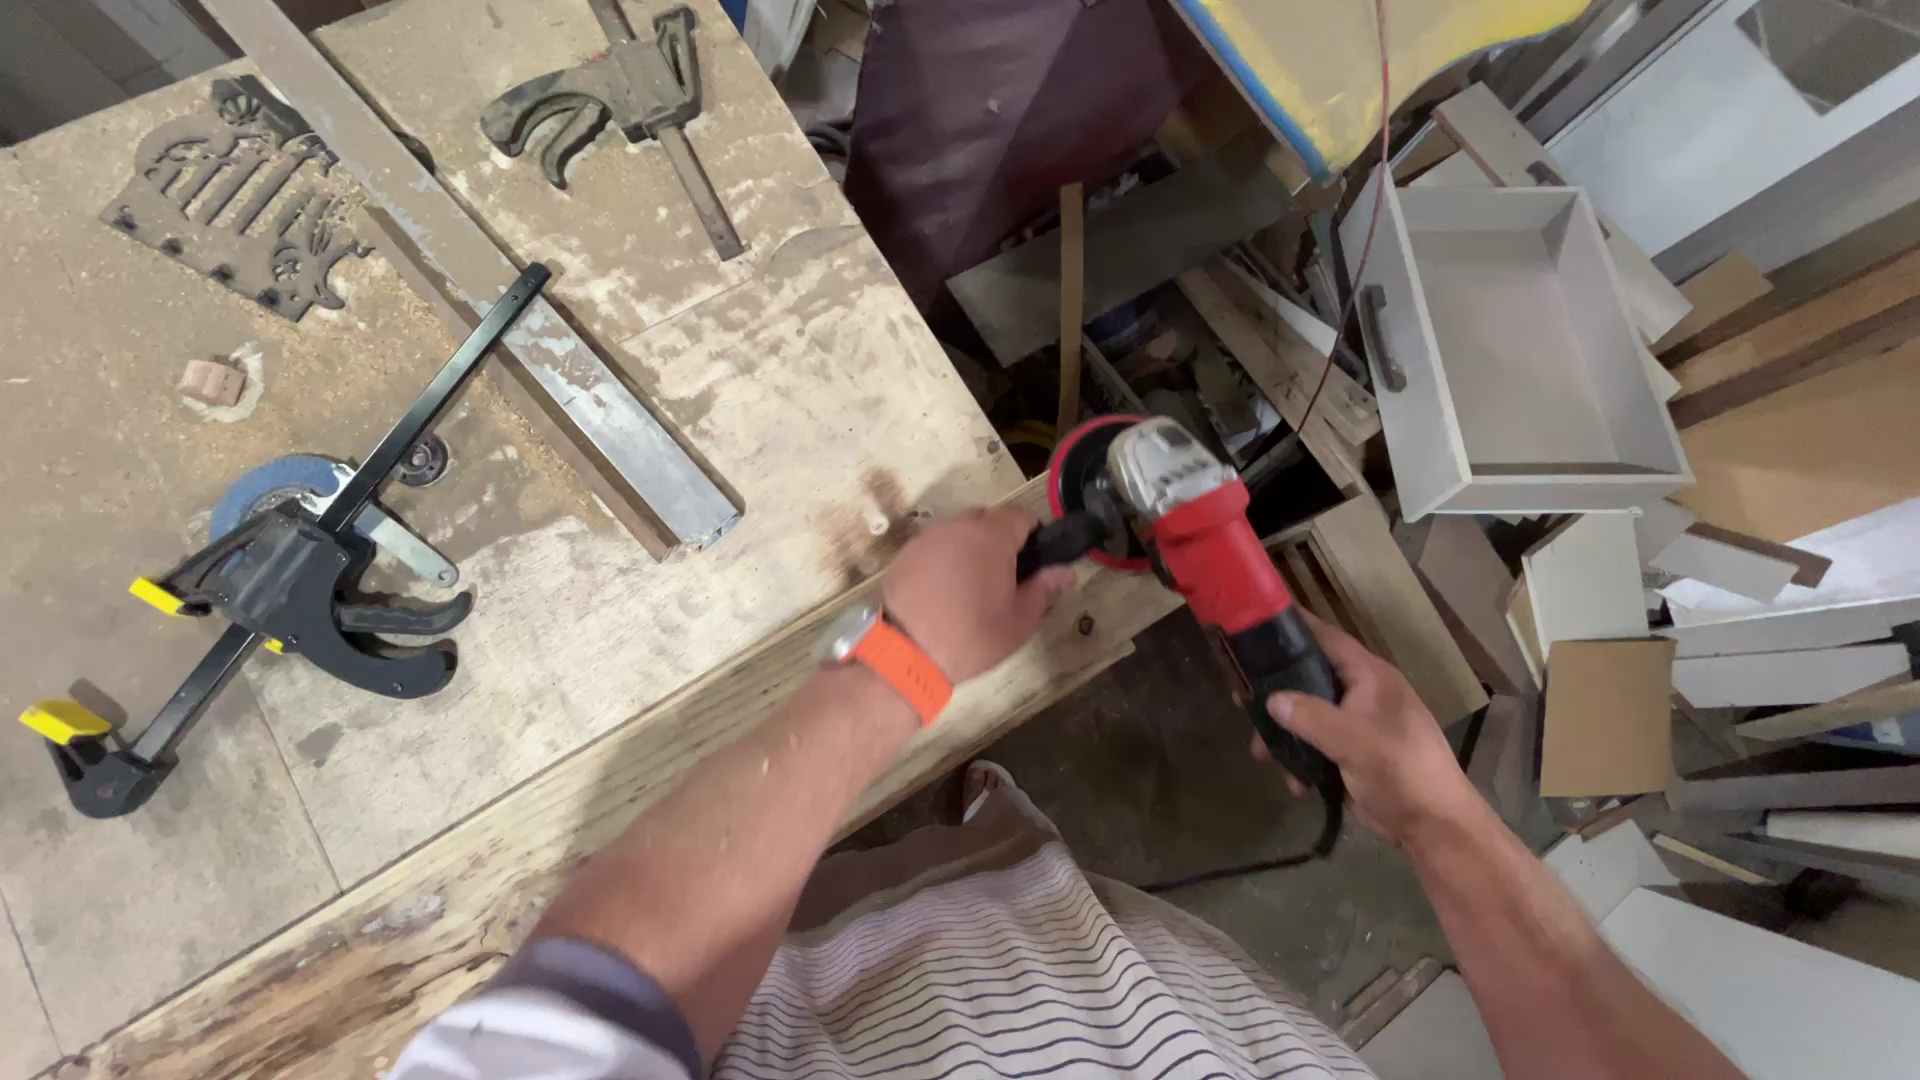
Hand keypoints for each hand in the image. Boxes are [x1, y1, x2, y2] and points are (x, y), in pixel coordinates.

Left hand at [882, 506, 1078, 681]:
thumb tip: (1065, 572)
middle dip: (998, 540)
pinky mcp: (905, 554)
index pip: (1020, 516)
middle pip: (987, 519)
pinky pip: (935, 546)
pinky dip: (944, 560)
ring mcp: (927, 538)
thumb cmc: (971, 636)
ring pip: (958, 532)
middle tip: (1002, 578)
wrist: (905, 652)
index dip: (1030, 537)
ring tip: (970, 587)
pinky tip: (943, 592)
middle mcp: (958, 527)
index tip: (1030, 564)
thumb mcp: (1019, 621)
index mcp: (991, 537)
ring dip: (970, 549)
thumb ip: (1044, 589)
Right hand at [1252, 610, 1479, 847]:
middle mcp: (1361, 693)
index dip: (1294, 626)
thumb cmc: (1402, 772)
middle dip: (1275, 690)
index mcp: (1370, 678)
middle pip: (1307, 676)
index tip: (1255, 619)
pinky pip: (1313, 744)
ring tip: (1260, 752)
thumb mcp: (1354, 741)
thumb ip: (1310, 716)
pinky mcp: (1349, 752)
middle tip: (1240, 695)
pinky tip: (1293, 781)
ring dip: (1282, 733)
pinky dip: (1299, 759)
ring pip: (1305, 714)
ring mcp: (1355, 724)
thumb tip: (1271, 699)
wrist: (1434, 829)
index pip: (1327, 638)